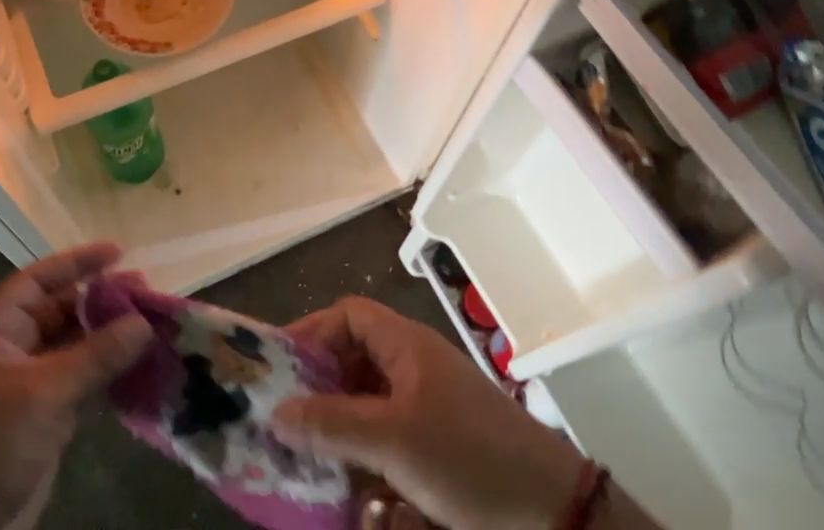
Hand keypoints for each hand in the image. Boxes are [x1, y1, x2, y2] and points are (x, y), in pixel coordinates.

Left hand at [0, 243, 152, 529]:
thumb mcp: (42, 395)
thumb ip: (95, 356)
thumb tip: (143, 322)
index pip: (35, 282)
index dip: (75, 263)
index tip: (118, 253)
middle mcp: (10, 354)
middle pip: (60, 314)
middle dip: (102, 302)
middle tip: (148, 294)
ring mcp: (27, 391)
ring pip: (75, 351)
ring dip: (111, 341)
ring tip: (155, 329)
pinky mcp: (43, 423)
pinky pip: (81, 386)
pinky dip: (109, 376)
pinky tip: (142, 371)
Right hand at [271, 296, 584, 529]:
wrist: (548, 507)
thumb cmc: (469, 457)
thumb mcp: (395, 440)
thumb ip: (333, 424)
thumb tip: (276, 412)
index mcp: (407, 346)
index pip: (348, 316)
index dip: (310, 333)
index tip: (275, 369)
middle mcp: (413, 368)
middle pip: (351, 360)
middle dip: (313, 388)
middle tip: (278, 419)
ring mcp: (425, 408)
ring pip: (364, 405)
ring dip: (333, 427)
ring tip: (300, 456)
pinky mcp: (434, 447)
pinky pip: (383, 439)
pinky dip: (358, 455)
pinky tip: (341, 484)